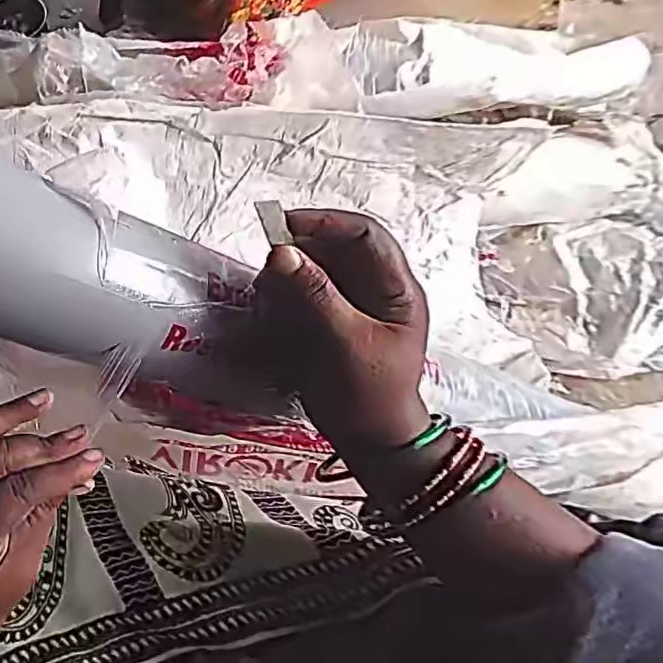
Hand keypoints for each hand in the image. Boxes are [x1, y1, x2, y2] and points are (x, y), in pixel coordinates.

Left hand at [0, 391, 103, 651]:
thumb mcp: (25, 564)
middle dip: (39, 443)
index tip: (90, 459)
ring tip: (43, 401)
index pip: (16, 492)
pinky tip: (4, 414)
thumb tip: (78, 470)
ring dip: (5, 414)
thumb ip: (44, 510)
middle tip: (76, 436)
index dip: (57, 471)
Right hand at [254, 209, 431, 451]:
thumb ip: (314, 294)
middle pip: (335, 247)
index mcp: (395, 288)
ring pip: (314, 268)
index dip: (325, 222)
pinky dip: (281, 291)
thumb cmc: (370, 391)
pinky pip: (300, 291)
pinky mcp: (325, 319)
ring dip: (286, 270)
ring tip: (266, 288)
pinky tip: (268, 303)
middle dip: (299, 247)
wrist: (370, 439)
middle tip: (266, 260)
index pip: (364, 235)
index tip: (281, 227)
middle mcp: (372, 288)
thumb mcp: (346, 340)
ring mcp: (348, 304)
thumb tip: (280, 252)